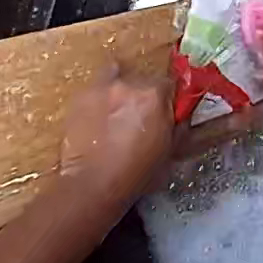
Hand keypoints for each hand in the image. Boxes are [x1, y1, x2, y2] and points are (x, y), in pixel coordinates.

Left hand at [58, 65, 172, 204]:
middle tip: (142, 119)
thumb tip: (182, 113)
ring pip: (118, 79)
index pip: (170, 83)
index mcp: (156, 95)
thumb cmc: (137, 172)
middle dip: (145, 96)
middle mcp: (129, 84)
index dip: (169, 99)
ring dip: (122, 93)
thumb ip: (179, 124)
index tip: (166, 112)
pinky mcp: (80, 97)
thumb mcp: (171, 150)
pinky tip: (99, 116)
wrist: (93, 184)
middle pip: (144, 80)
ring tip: (118, 115)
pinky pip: (96, 89)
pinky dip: (101, 98)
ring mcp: (102, 88)